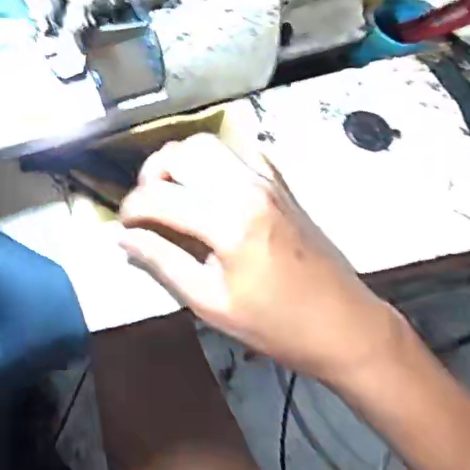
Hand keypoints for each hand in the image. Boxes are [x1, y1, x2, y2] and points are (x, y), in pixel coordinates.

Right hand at [116, 134, 404, 382]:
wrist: (346, 325)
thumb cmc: (278, 326)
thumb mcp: (212, 305)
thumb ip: (163, 264)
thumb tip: (124, 240)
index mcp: (227, 223)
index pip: (159, 197)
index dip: (131, 210)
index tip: (123, 227)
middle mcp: (245, 189)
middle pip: (180, 154)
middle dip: (151, 175)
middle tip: (145, 205)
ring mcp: (264, 180)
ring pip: (206, 144)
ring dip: (179, 161)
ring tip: (171, 192)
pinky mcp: (278, 181)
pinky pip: (234, 152)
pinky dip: (211, 162)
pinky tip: (207, 190)